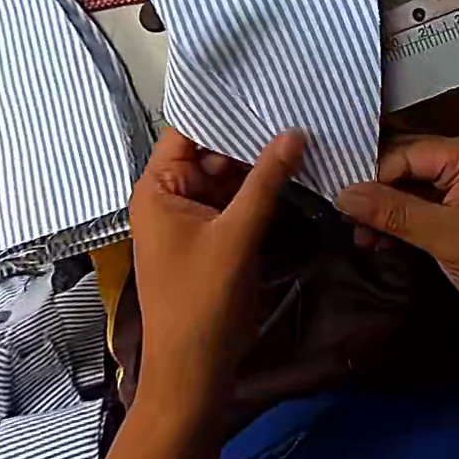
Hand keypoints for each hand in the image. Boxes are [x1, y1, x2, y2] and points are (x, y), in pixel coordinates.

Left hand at [127, 126, 305, 404]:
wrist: (194, 376)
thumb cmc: (201, 304)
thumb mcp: (236, 236)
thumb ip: (266, 181)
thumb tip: (295, 132)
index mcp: (159, 186)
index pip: (187, 130)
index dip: (219, 106)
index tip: (257, 82)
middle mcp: (172, 193)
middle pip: (212, 149)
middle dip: (248, 132)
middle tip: (290, 101)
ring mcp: (194, 213)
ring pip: (229, 173)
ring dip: (259, 158)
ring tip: (299, 124)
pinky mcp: (214, 232)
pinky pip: (237, 197)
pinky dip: (261, 184)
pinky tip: (292, 163)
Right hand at [335, 132, 458, 349]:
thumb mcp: (447, 238)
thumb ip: (394, 212)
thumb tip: (343, 195)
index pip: (406, 153)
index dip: (371, 176)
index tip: (338, 200)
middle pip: (406, 164)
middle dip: (374, 191)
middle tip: (341, 216)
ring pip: (409, 184)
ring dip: (384, 208)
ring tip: (357, 235)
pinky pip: (421, 201)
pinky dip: (400, 219)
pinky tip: (376, 238)